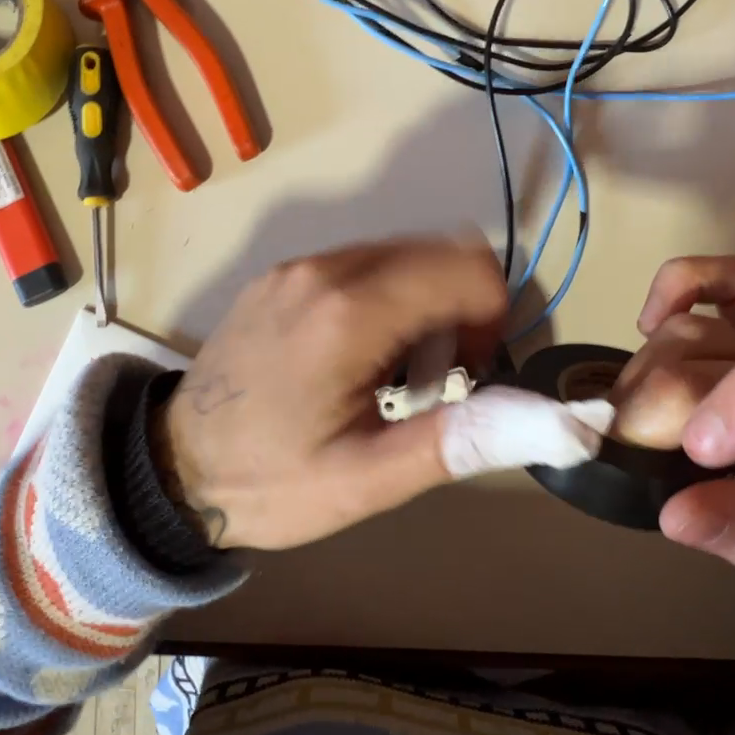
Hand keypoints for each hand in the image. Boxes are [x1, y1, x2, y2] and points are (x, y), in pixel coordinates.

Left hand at [156, 237, 593, 551]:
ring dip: (423, 303)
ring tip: (392, 374)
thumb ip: (465, 438)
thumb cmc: (271, 482)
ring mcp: (295, 266)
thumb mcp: (370, 478)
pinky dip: (383, 296)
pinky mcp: (278, 275)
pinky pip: (357, 262)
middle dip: (461, 309)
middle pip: (437, 251)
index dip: (492, 318)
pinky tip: (355, 356)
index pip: (466, 269)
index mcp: (349, 312)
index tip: (468, 375)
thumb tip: (565, 423)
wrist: (168, 469)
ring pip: (400, 253)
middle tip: (434, 380)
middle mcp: (323, 268)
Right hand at [620, 257, 734, 636]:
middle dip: (659, 408)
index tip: (697, 453)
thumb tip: (673, 512)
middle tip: (637, 463)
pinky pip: (731, 283)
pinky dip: (683, 286)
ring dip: (647, 374)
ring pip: (701, 329)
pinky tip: (650, 325)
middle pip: (722, 359)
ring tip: (635, 430)